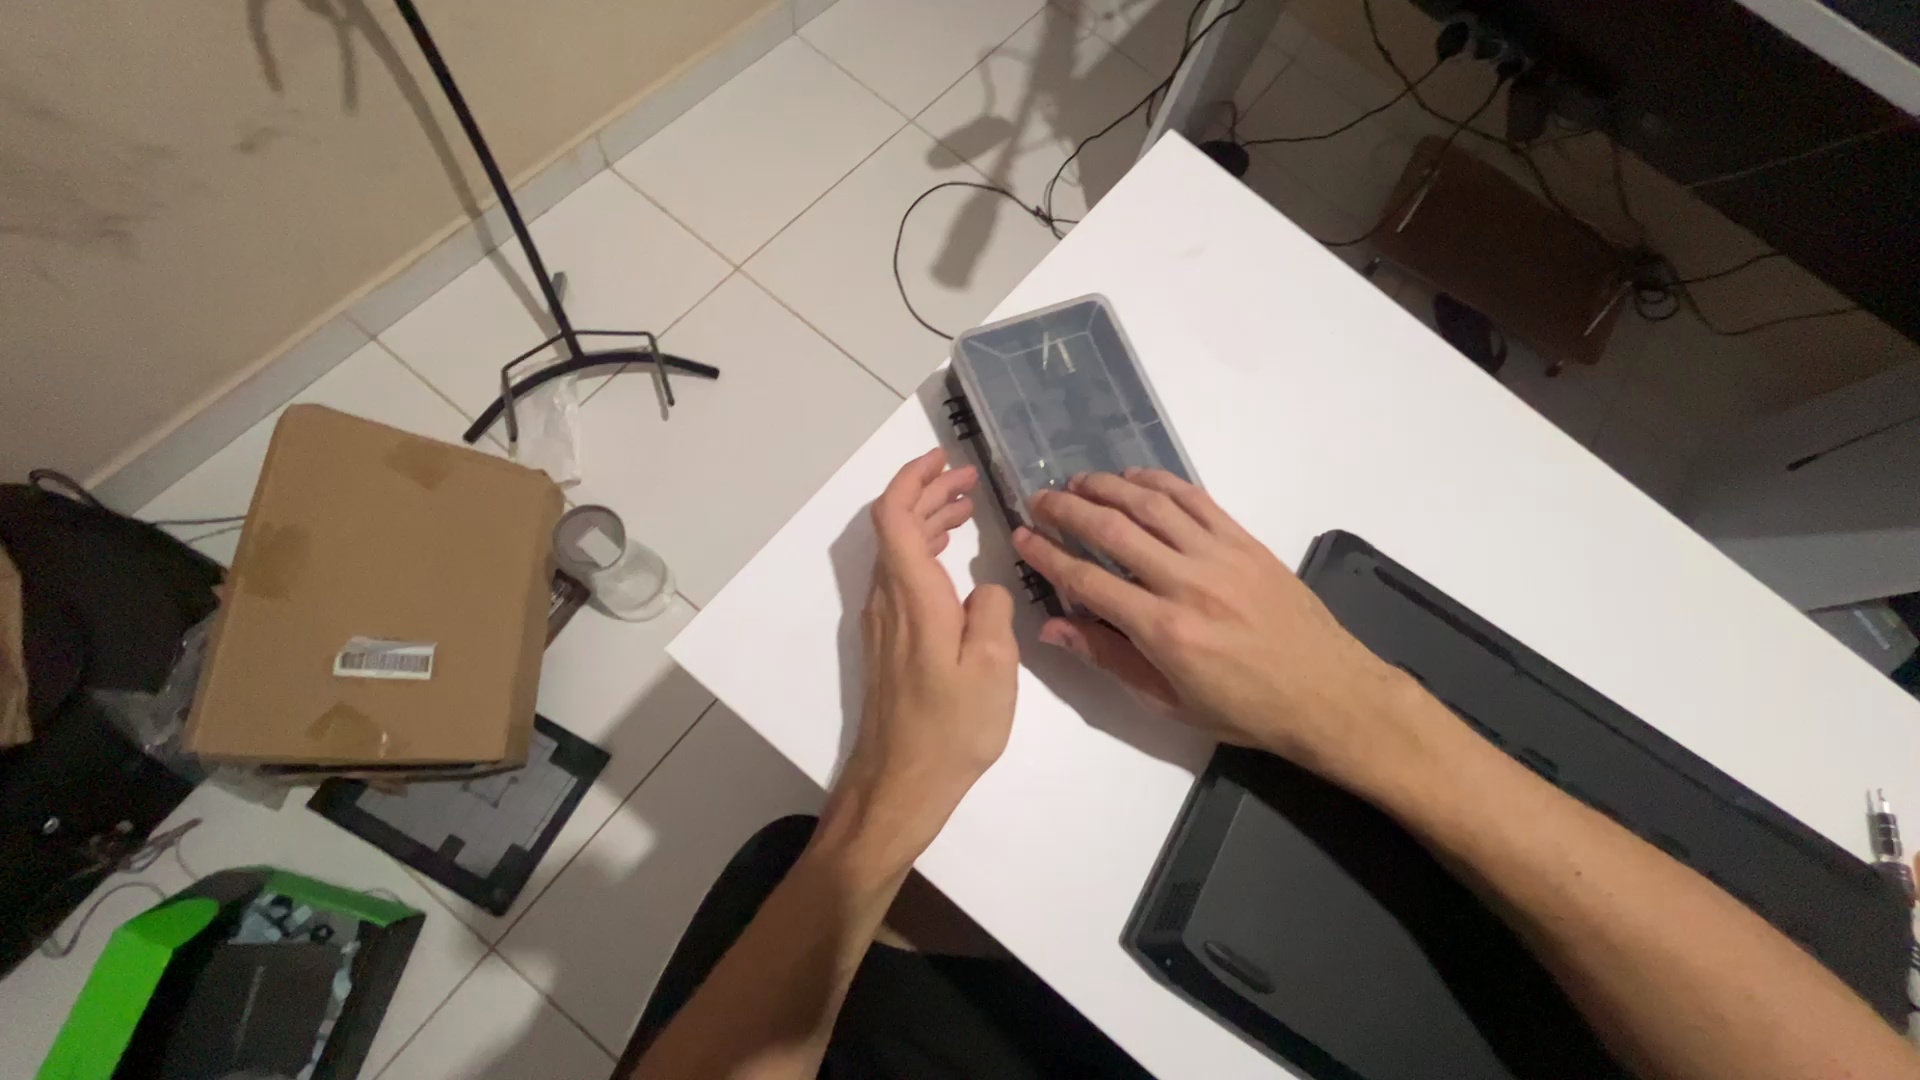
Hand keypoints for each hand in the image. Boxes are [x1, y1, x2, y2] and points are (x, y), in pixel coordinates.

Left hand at [826, 449, 1018, 870]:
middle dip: (927, 493)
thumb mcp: (992, 667)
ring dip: (926, 522)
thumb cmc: (950, 726)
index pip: (893, 515)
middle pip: (894, 526)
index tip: (942, 461)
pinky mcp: (887, 641)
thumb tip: (982, 588)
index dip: (912, 479)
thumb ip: (991, 610)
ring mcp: (882, 622)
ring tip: (964, 509)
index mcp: (912, 595)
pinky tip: (950, 558)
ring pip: (896, 552)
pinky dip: (923, 553)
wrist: (900, 781)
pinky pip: (900, 577)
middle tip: (967, 480)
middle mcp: (887, 599)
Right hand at [1011, 469, 1424, 781]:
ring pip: (1151, 506)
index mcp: (1163, 629)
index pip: (1088, 580)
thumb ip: (1108, 658)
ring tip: (1077, 482)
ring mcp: (1219, 555)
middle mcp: (1187, 582)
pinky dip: (1160, 482)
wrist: (1330, 695)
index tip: (1022, 537)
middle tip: (1039, 500)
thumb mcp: (1169, 701)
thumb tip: (1053, 626)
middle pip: (1112, 531)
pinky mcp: (1245, 542)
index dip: (1048, 556)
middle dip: (1067, 510)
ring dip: (1108, 487)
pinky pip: (1195, 500)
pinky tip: (1134, 478)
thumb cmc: (1245, 709)